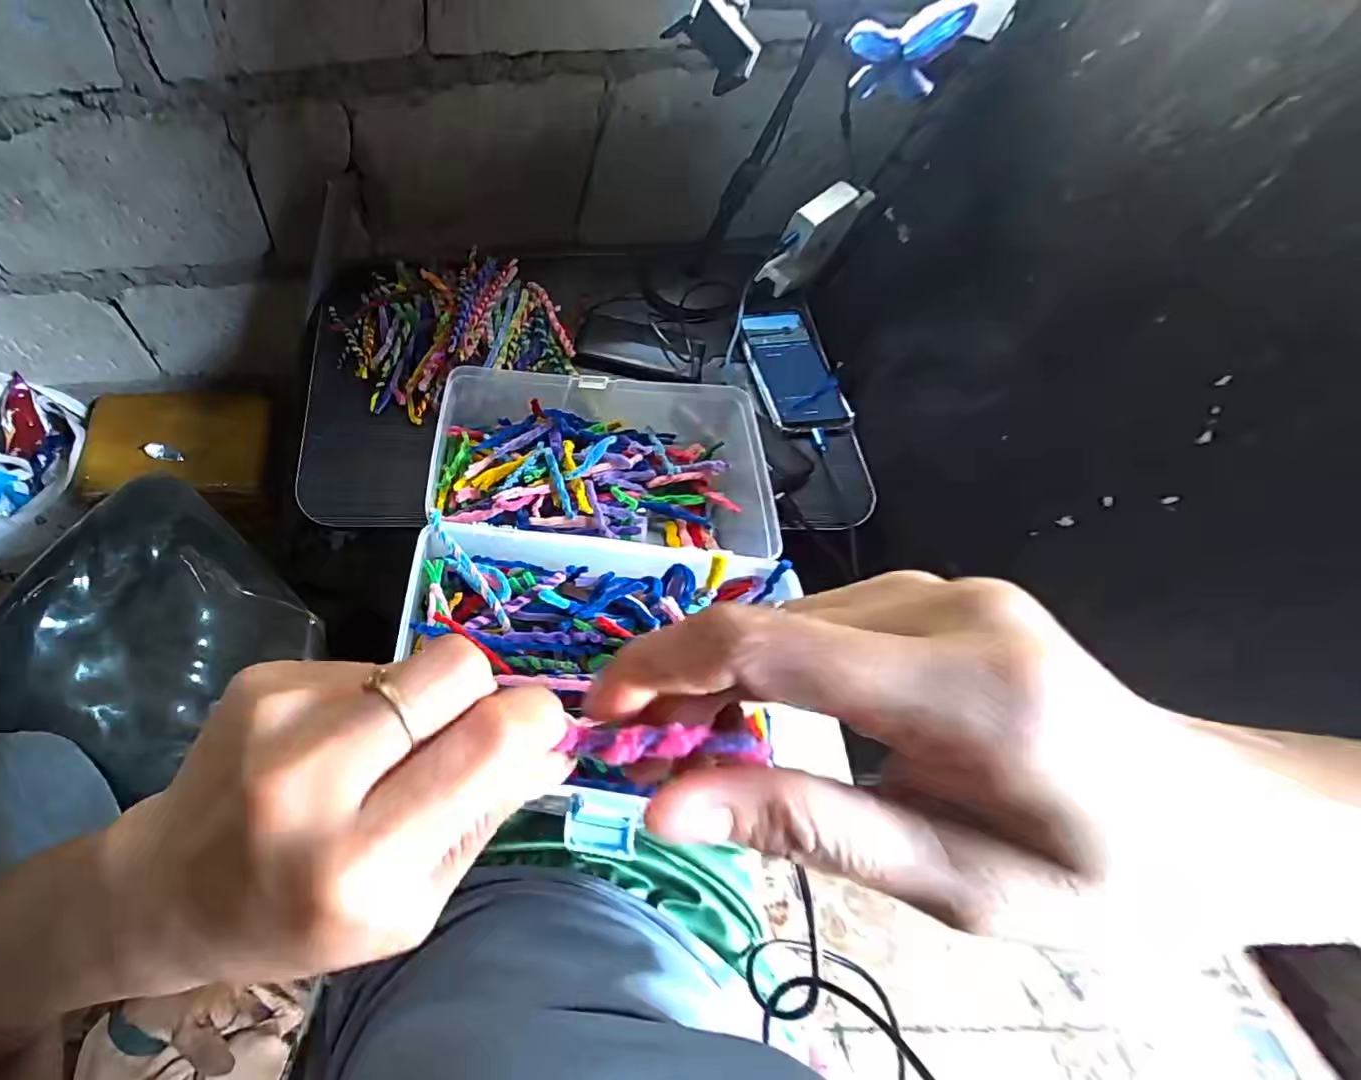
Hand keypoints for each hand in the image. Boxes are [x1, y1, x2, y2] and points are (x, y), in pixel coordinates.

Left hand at [104, 635, 574, 989]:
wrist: (169, 885)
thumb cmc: (298, 917)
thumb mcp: (405, 906)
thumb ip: (481, 818)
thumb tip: (552, 747)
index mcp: (358, 864)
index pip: (481, 745)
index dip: (532, 717)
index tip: (540, 722)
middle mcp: (310, 778)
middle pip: (450, 668)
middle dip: (482, 688)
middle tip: (467, 725)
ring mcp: (277, 715)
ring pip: (408, 662)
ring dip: (419, 700)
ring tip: (383, 748)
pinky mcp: (261, 677)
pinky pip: (360, 668)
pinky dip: (369, 699)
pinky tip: (335, 740)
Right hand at [585, 571, 1356, 945]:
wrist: (1217, 812)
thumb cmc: (1102, 873)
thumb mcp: (952, 884)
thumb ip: (800, 829)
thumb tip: (661, 810)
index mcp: (970, 688)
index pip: (765, 646)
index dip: (659, 670)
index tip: (601, 714)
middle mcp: (943, 608)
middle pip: (755, 629)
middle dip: (672, 684)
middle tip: (634, 750)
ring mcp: (930, 589)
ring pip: (766, 623)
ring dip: (705, 679)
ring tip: (680, 741)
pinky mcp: (915, 593)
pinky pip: (797, 622)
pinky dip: (747, 668)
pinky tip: (739, 711)